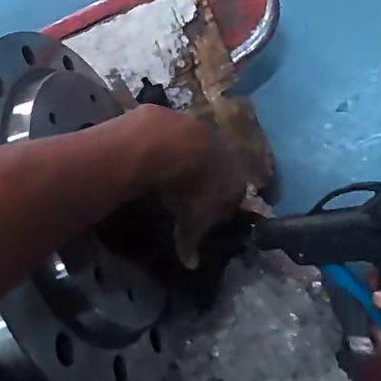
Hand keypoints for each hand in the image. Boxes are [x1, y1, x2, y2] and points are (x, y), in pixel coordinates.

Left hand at [124, 105, 250, 267]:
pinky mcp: (171, 115)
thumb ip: (191, 241)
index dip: (220, 208)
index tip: (205, 217)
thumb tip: (191, 264)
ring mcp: (197, 129)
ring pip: (193, 147)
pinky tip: (147, 154)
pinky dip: (159, 144)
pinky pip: (167, 134)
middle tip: (184, 194)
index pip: (234, 196)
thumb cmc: (188, 189)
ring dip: (182, 159)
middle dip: (203, 179)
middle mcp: (222, 150)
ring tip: (164, 173)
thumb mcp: (192, 221)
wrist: (169, 144)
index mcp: (233, 178)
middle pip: (216, 168)